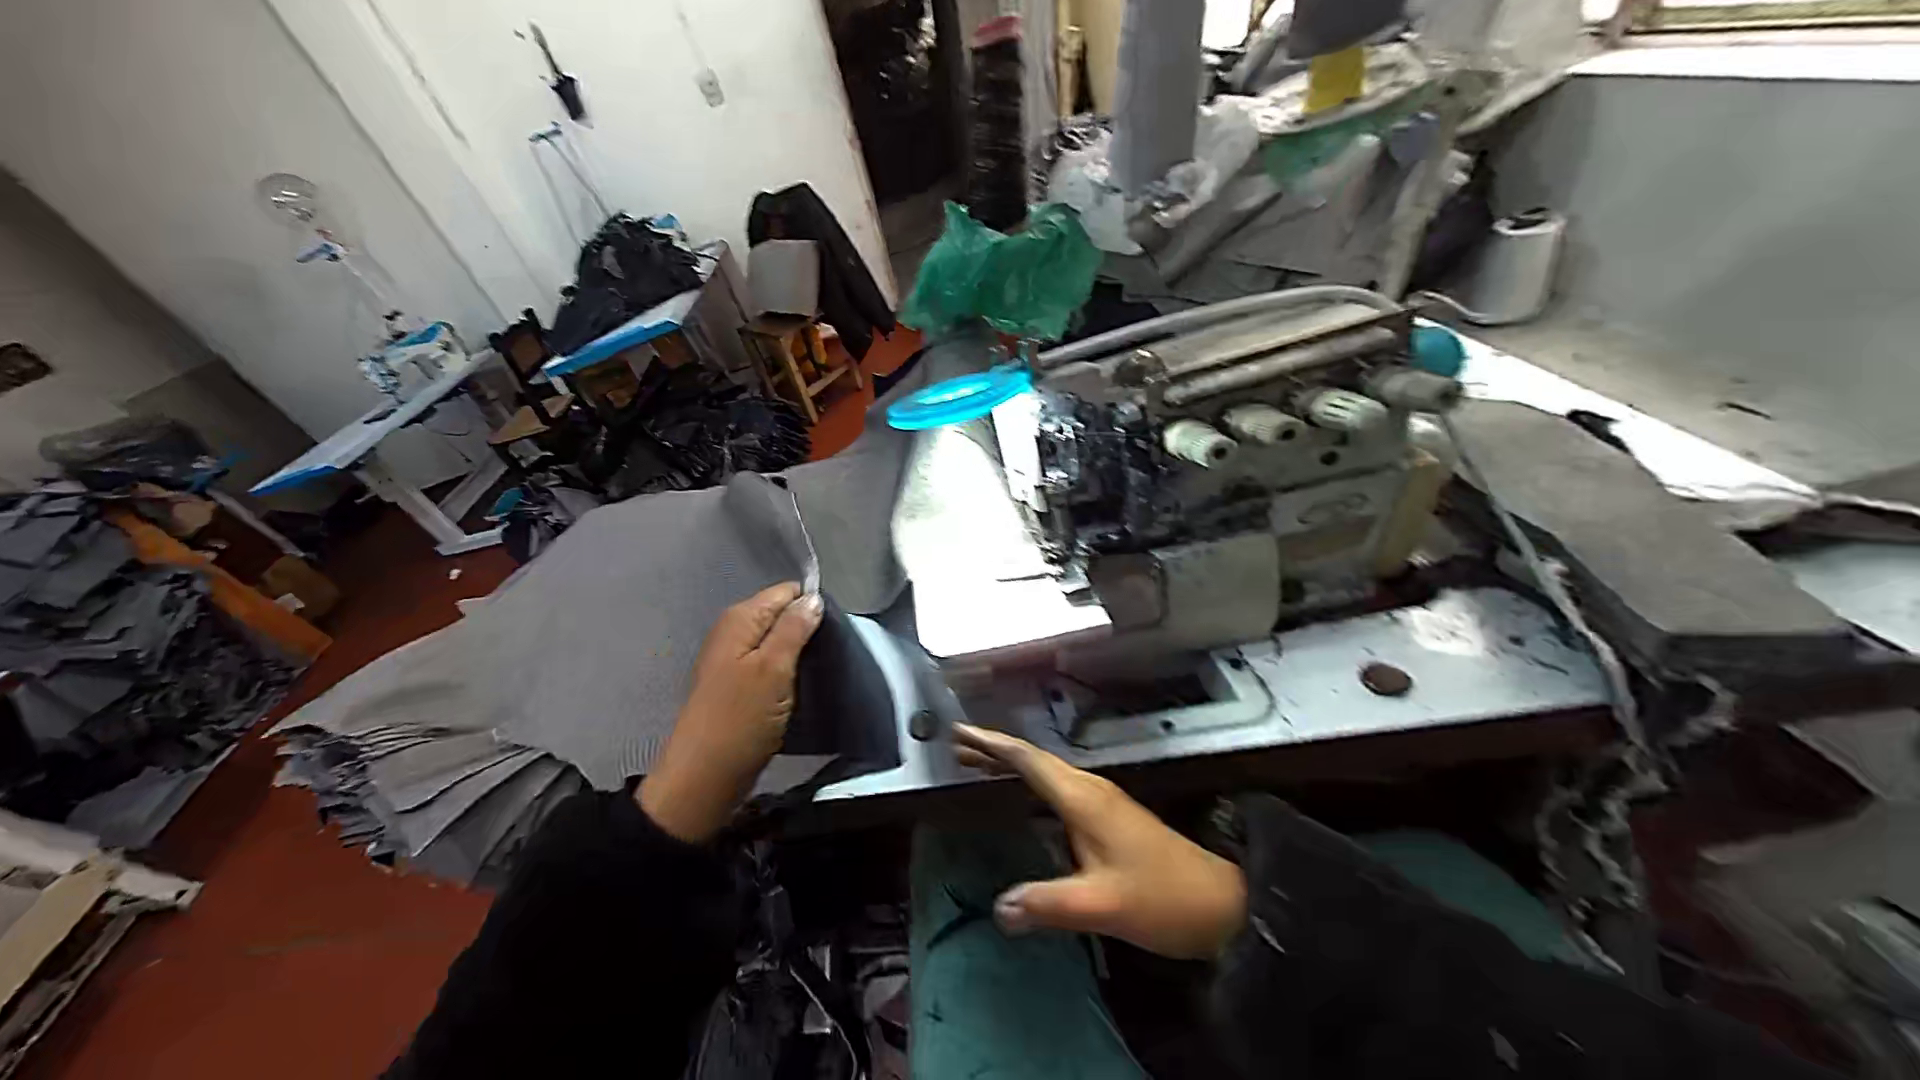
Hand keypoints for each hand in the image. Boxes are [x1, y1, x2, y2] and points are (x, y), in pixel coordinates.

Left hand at [638, 583, 824, 842]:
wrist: (704, 777)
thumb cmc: (740, 719)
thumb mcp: (774, 669)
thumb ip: (794, 628)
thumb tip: (814, 597)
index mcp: (740, 619)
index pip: (786, 592)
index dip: (811, 607)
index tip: (832, 633)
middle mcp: (734, 632)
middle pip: (782, 615)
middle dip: (807, 630)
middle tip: (828, 655)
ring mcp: (734, 660)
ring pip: (778, 642)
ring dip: (799, 654)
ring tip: (819, 672)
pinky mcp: (738, 685)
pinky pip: (771, 665)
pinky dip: (787, 672)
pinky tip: (799, 687)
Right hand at [952, 723, 1246, 959]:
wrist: (1222, 904)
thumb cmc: (1162, 898)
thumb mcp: (1101, 905)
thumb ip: (1047, 905)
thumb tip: (999, 908)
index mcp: (1083, 798)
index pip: (1028, 761)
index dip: (991, 745)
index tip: (959, 732)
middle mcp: (1090, 791)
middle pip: (1034, 761)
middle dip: (994, 752)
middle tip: (957, 749)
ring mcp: (1101, 803)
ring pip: (1045, 774)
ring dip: (1010, 767)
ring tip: (976, 767)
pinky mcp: (1108, 818)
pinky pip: (1056, 790)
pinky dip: (1029, 785)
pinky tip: (1022, 801)